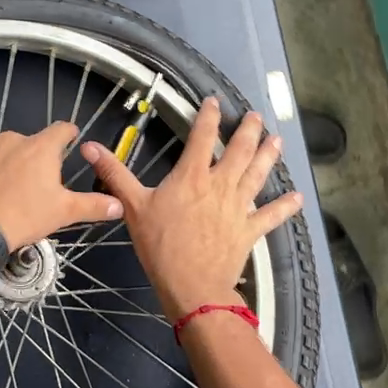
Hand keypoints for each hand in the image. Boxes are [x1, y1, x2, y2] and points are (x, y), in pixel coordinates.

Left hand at [0, 121, 122, 251]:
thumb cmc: (24, 217)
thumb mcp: (64, 213)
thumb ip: (93, 206)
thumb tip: (119, 205)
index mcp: (43, 148)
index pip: (62, 129)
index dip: (68, 135)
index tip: (69, 141)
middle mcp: (16, 138)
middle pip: (31, 141)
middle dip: (34, 158)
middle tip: (32, 184)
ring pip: (2, 143)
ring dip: (6, 157)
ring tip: (2, 183)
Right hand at [81, 97, 304, 321]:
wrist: (193, 285)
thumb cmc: (161, 245)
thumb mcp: (132, 206)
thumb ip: (114, 173)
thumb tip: (90, 146)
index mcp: (192, 176)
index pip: (202, 137)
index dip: (209, 117)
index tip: (214, 102)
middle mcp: (220, 185)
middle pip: (239, 151)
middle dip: (248, 131)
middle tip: (256, 116)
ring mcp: (238, 207)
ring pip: (258, 175)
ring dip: (269, 156)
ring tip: (277, 141)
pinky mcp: (250, 229)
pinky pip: (271, 215)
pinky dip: (285, 206)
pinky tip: (297, 197)